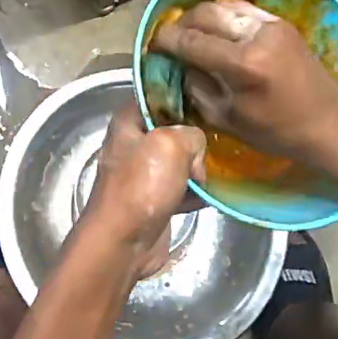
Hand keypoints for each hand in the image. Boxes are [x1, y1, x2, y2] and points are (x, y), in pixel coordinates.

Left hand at [83, 108, 206, 279]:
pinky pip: (183, 187)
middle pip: (175, 129)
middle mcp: (133, 143)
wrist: (123, 243)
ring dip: (199, 167)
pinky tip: (211, 194)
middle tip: (213, 145)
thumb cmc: (141, 186)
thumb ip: (192, 133)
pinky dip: (197, 191)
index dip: (185, 97)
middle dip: (196, 138)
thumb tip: (197, 151)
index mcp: (128, 120)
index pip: (160, 95)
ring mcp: (144, 173)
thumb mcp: (172, 143)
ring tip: (212, 172)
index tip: (211, 103)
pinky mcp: (155, 199)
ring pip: (181, 159)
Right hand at [150, 0, 337, 160]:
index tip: (153, 44)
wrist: (328, 122)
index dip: (166, 40)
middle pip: (204, 14)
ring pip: (223, 6)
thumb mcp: (226, 119)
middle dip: (181, 24)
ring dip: (201, 17)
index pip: (192, 41)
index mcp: (243, 66)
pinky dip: (223, 16)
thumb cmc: (276, 131)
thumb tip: (179, 65)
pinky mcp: (281, 23)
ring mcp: (271, 25)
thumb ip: (197, 88)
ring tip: (191, 33)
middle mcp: (256, 37)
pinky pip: (242, 10)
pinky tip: (216, 31)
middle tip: (170, 38)